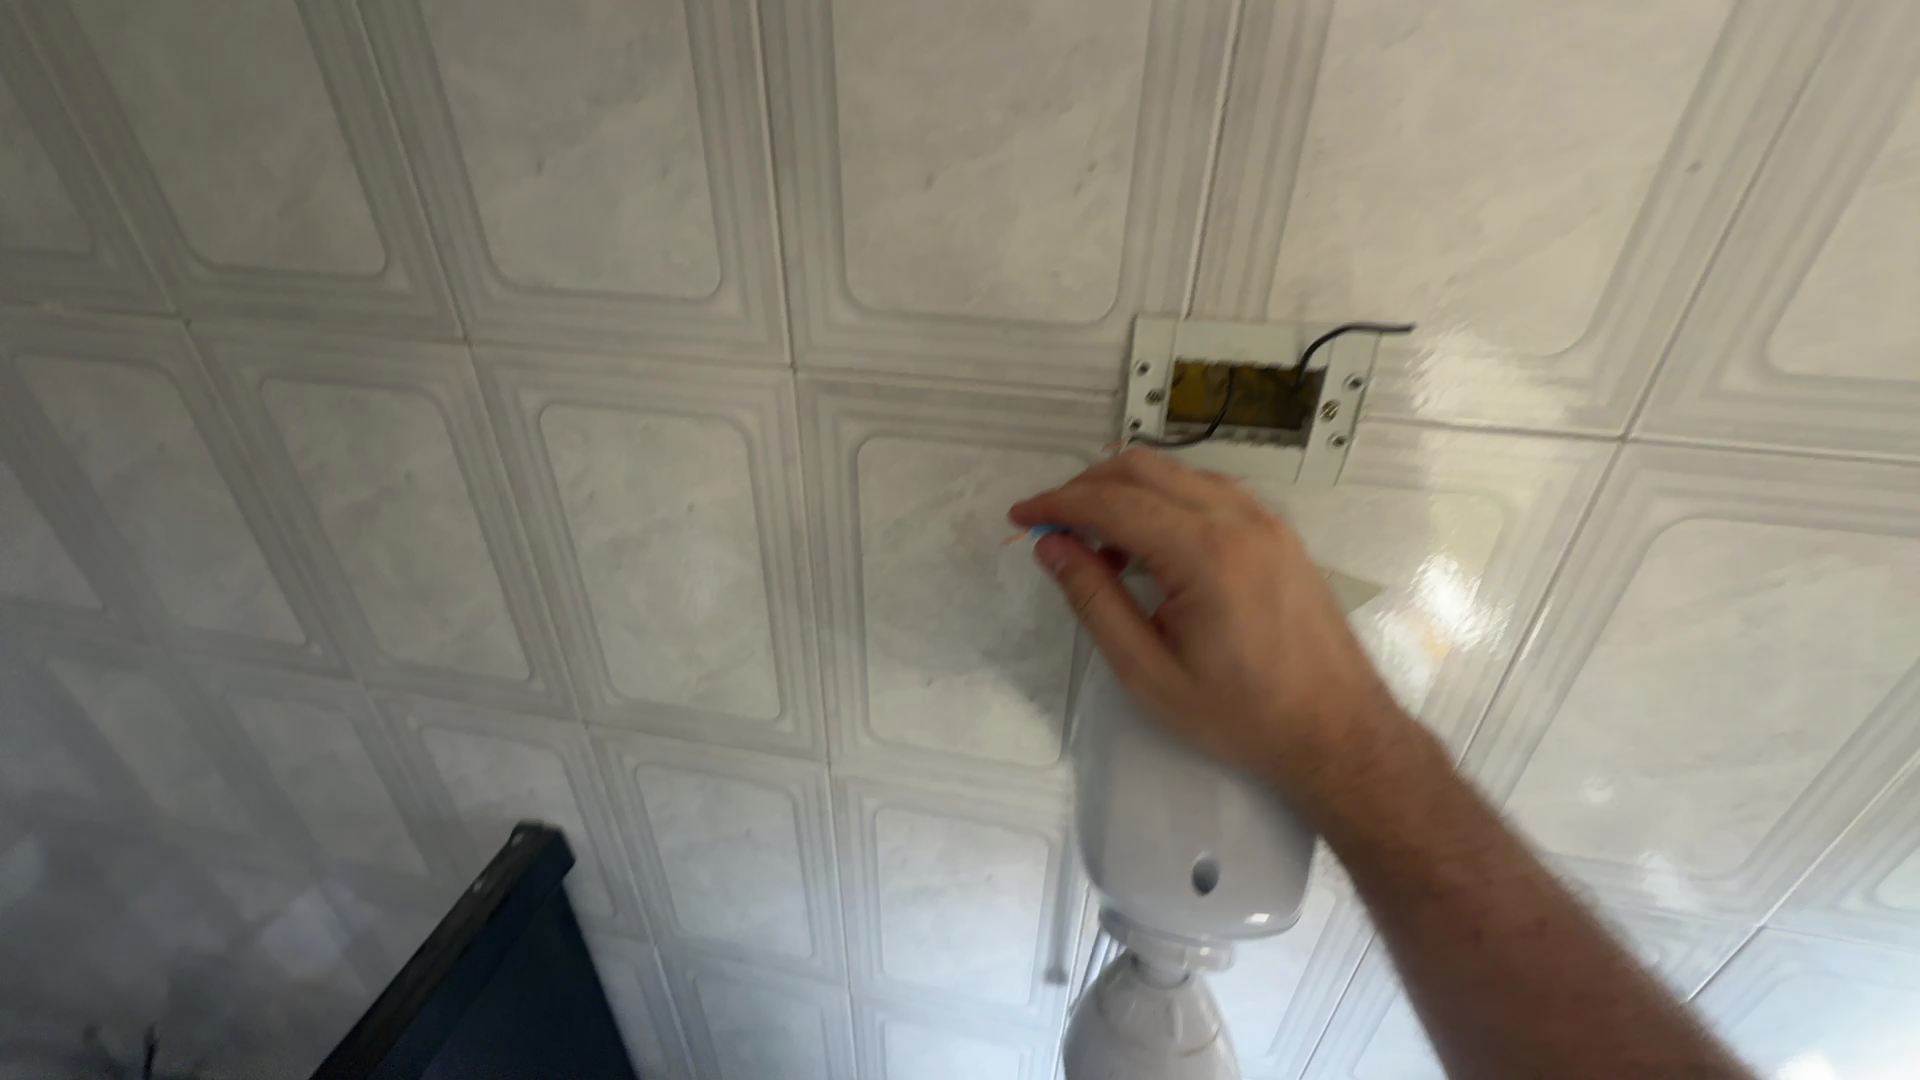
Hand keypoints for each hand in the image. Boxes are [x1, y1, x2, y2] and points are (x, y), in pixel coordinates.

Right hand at [1010, 448, 1400, 783]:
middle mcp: (1238, 518)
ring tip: (1096, 542)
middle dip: (1085, 487)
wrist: (1339, 734)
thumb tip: (1051, 547)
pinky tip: (1150, 544)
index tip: (1020, 515)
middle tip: (1052, 524)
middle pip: (1142, 469)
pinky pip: (1208, 492)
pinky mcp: (1278, 533)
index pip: (1112, 503)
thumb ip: (1094, 599)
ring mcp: (1266, 521)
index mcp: (1204, 552)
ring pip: (1176, 473)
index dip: (1057, 504)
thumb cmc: (1239, 715)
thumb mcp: (1148, 670)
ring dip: (1125, 492)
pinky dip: (1165, 501)